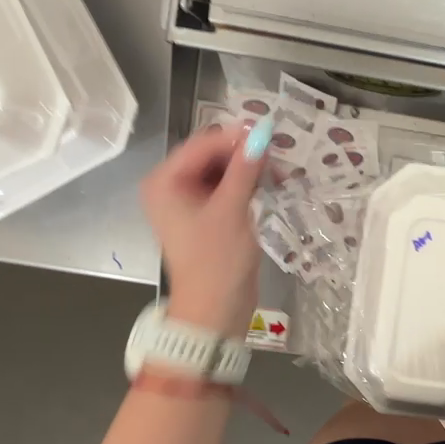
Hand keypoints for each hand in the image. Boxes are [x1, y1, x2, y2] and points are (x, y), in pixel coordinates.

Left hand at [140, 117, 272, 334]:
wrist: (215, 310)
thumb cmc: (217, 261)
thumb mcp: (232, 210)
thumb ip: (246, 169)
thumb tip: (262, 133)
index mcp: (165, 181)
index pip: (203, 144)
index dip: (237, 138)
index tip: (272, 137)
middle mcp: (170, 186)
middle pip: (211, 155)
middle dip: (244, 154)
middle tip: (279, 160)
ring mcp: (187, 202)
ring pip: (221, 171)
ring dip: (248, 169)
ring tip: (278, 176)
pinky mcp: (205, 216)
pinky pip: (225, 189)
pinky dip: (245, 185)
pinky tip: (267, 188)